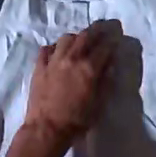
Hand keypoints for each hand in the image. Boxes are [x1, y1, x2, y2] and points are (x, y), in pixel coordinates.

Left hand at [24, 23, 114, 145]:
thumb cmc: (77, 120)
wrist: (46, 129)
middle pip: (85, 36)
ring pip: (66, 39)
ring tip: (80, 41)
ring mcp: (53, 61)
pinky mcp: (39, 67)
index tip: (116, 36)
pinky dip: (55, 47)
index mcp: (89, 68)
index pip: (104, 47)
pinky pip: (47, 49)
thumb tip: (111, 64)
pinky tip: (58, 52)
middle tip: (102, 27)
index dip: (112, 40)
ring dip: (76, 37)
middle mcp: (72, 59)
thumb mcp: (99, 104)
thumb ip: (106, 82)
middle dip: (96, 30)